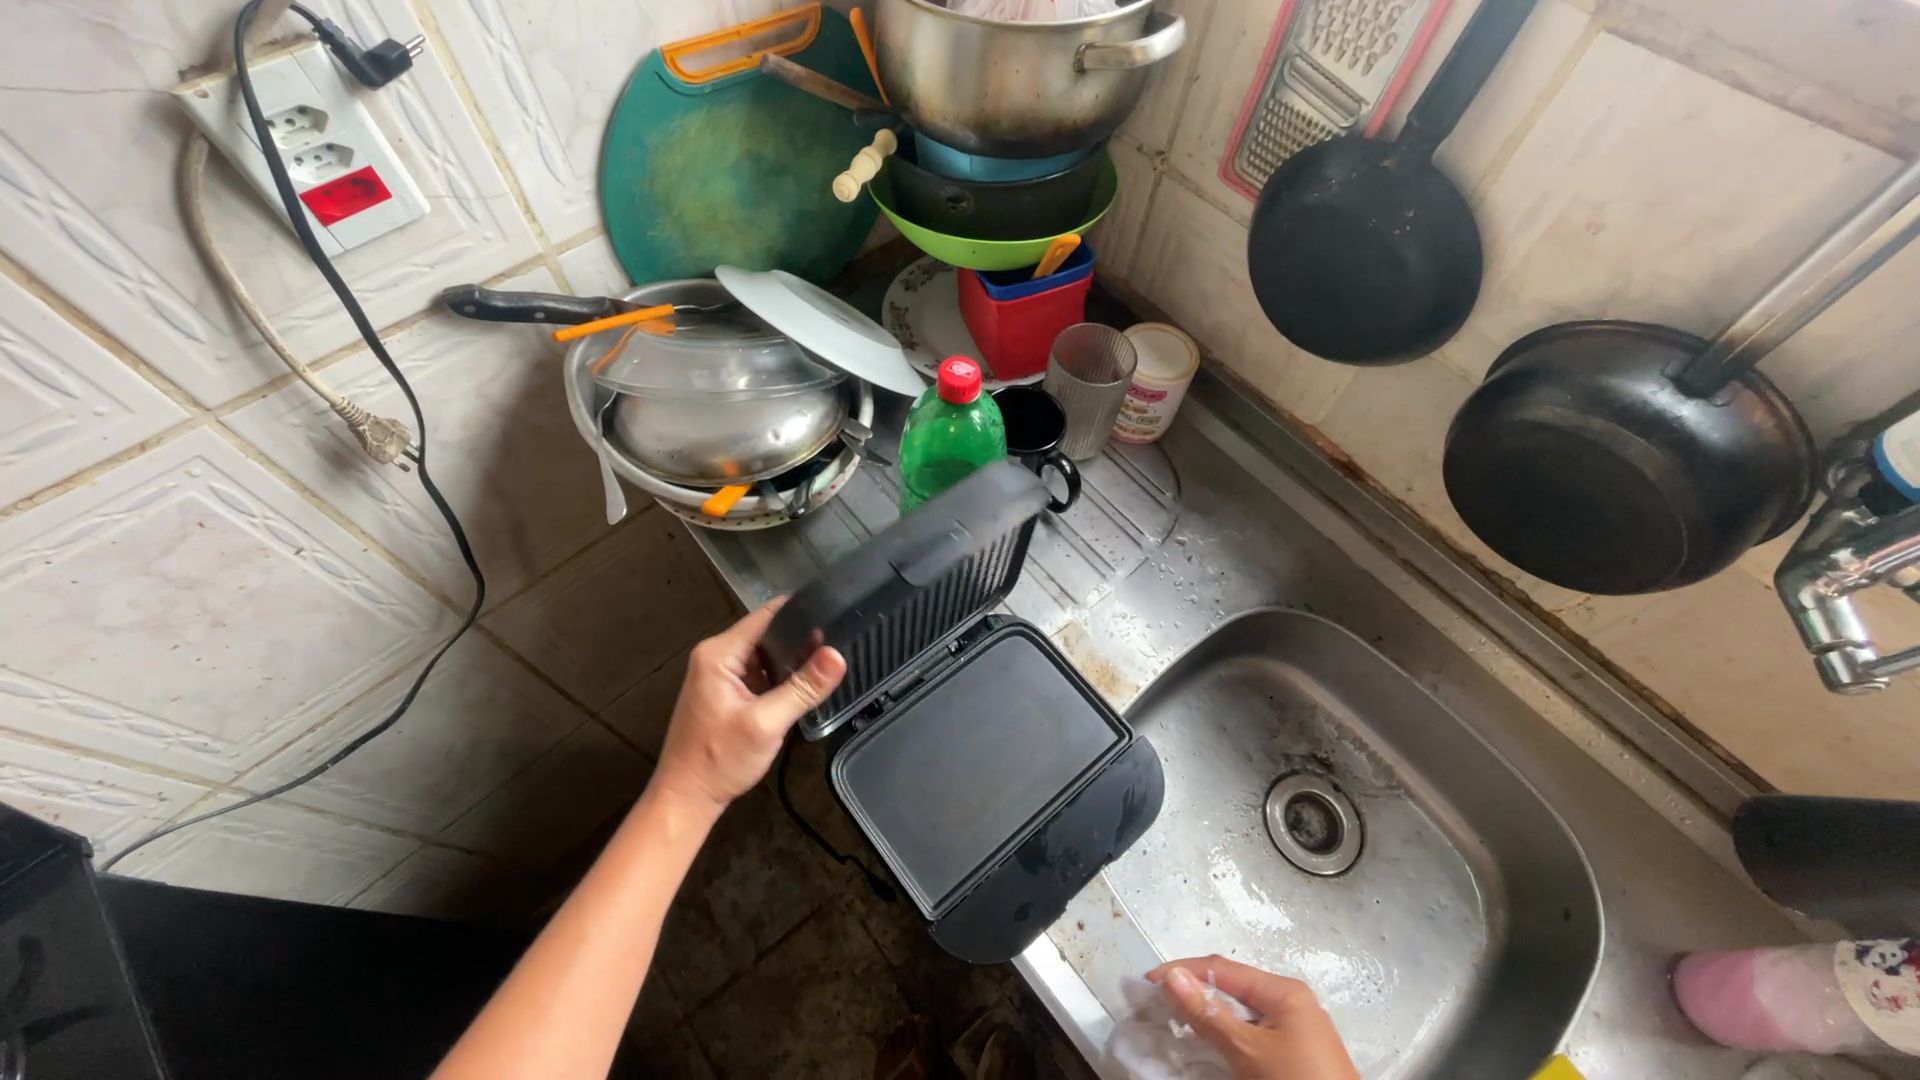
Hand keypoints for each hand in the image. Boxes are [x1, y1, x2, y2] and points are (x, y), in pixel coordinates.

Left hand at [651, 599, 846, 812]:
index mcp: (719, 653)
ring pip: (766, 654)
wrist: (686, 799)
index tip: (836, 611)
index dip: (800, 612)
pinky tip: (807, 683)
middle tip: (843, 638)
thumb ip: (802, 688)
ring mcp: (722, 675)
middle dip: (801, 636)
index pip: (767, 616)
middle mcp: (717, 656)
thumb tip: (837, 655)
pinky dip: (782, 676)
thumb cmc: (719, 760)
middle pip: (768, 633)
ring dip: (792, 658)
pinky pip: (761, 673)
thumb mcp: (766, 723)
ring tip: (832, 657)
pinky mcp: (729, 693)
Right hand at [1147, 956, 1359, 1079]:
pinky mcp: (1294, 1053)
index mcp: (1283, 991)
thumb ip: (1208, 1014)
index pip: (1221, 968)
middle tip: (1157, 1004)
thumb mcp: (1249, 1052)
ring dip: (1208, 1015)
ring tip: (1176, 1022)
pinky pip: (1252, 1032)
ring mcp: (1295, 1028)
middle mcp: (1290, 1001)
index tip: (1147, 983)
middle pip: (1231, 986)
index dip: (1183, 971)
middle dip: (1194, 992)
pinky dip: (1226, 1034)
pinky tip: (1208, 1044)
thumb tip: (1171, 975)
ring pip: (1240, 1011)